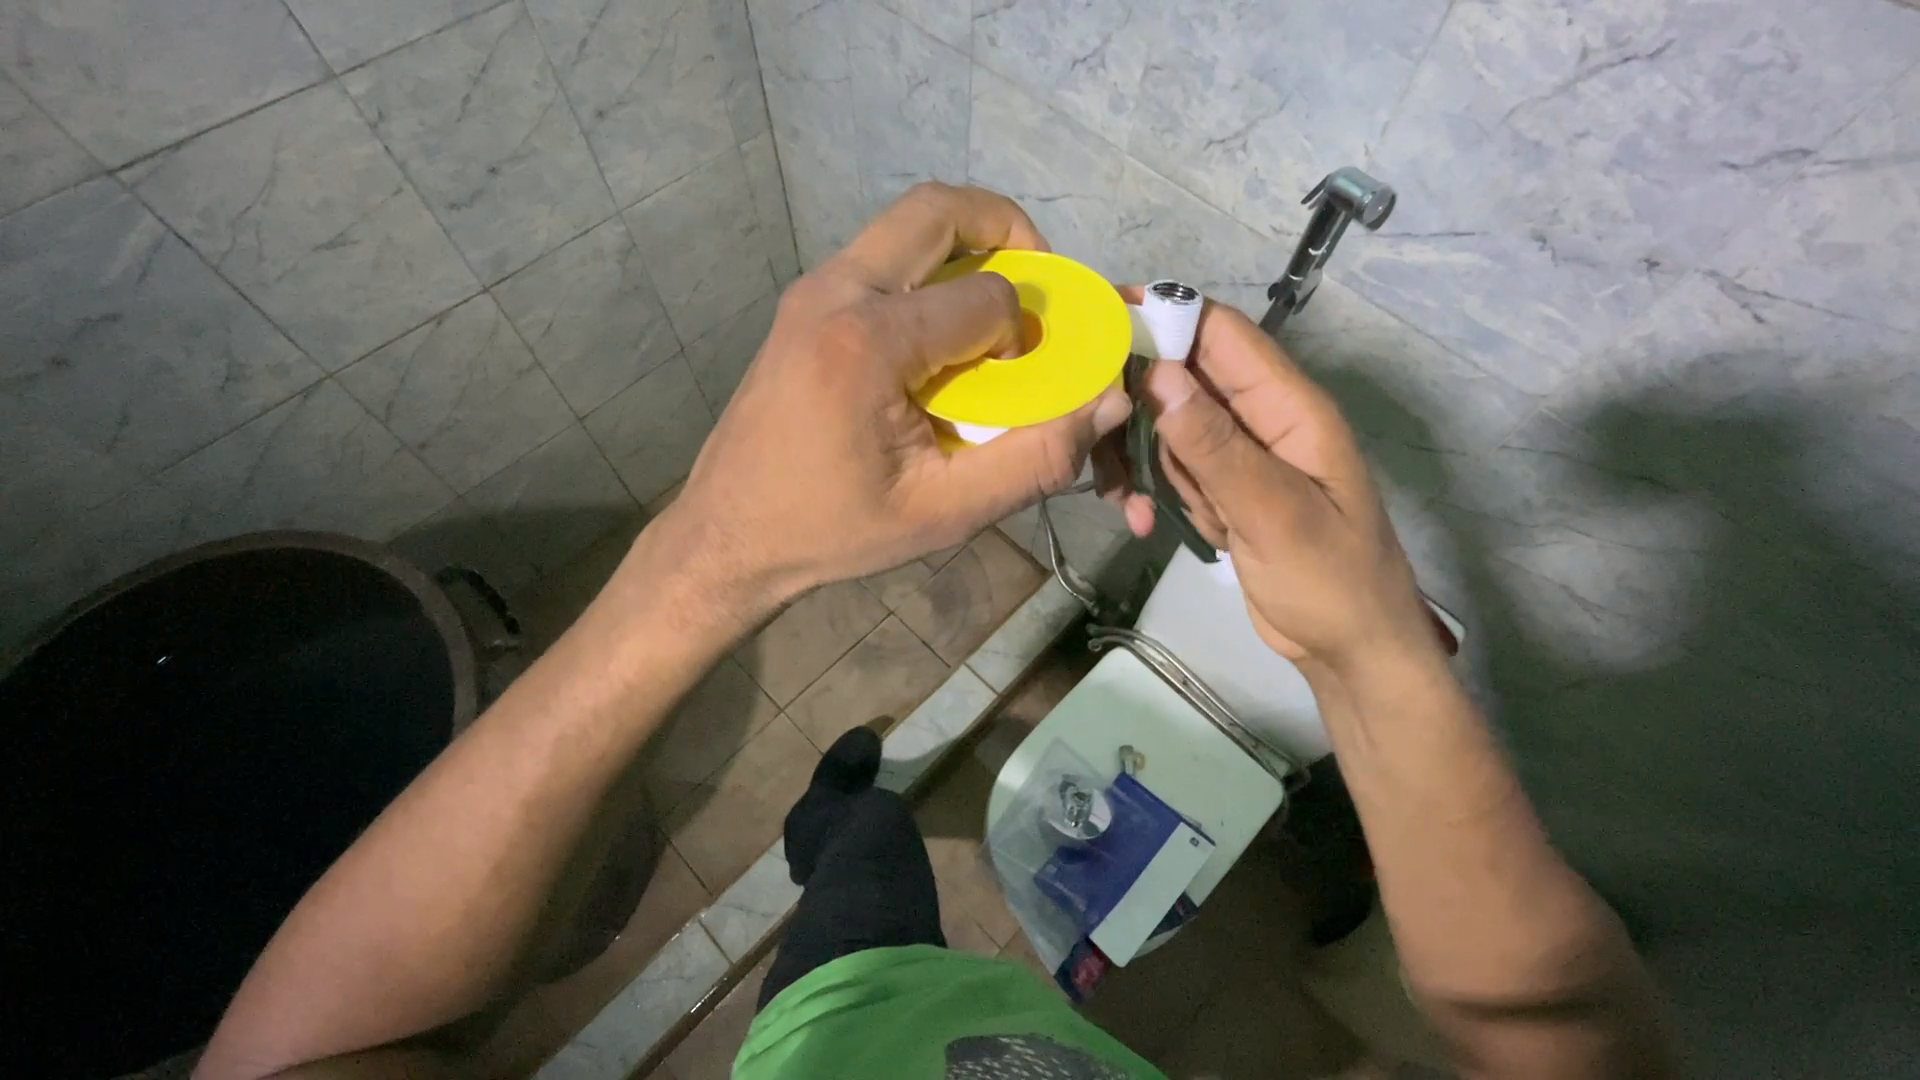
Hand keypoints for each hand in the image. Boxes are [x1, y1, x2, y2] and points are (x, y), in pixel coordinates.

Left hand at [658, 183, 1130, 609]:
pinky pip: (881, 259)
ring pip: (905, 227)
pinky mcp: (802, 305)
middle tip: (1037, 284)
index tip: (1028, 376)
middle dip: (1007, 230)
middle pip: (937, 209)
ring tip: (993, 313)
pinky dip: (928, 274)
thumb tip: (1103, 408)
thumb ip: (1032, 463)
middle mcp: (834, 293)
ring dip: (965, 249)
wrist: (729, 533)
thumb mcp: (942, 514)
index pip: (984, 295)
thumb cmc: (832, 531)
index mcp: (868, 343)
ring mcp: (810, 291)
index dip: (1025, 329)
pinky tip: (940, 339)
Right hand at [1128, 297, 1432, 669]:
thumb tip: (1157, 373)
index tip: (1098, 325)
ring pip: (1173, 428)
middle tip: (1106, 448)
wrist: (1352, 650)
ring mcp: (1243, 456)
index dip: (1164, 316)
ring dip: (1152, 461)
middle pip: (1186, 378)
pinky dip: (1164, 491)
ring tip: (1148, 506)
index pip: (1222, 335)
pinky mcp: (1227, 489)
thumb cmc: (1329, 581)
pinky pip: (1179, 468)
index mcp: (1290, 407)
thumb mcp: (1272, 512)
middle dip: (1143, 409)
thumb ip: (1213, 445)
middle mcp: (1264, 419)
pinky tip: (1165, 524)